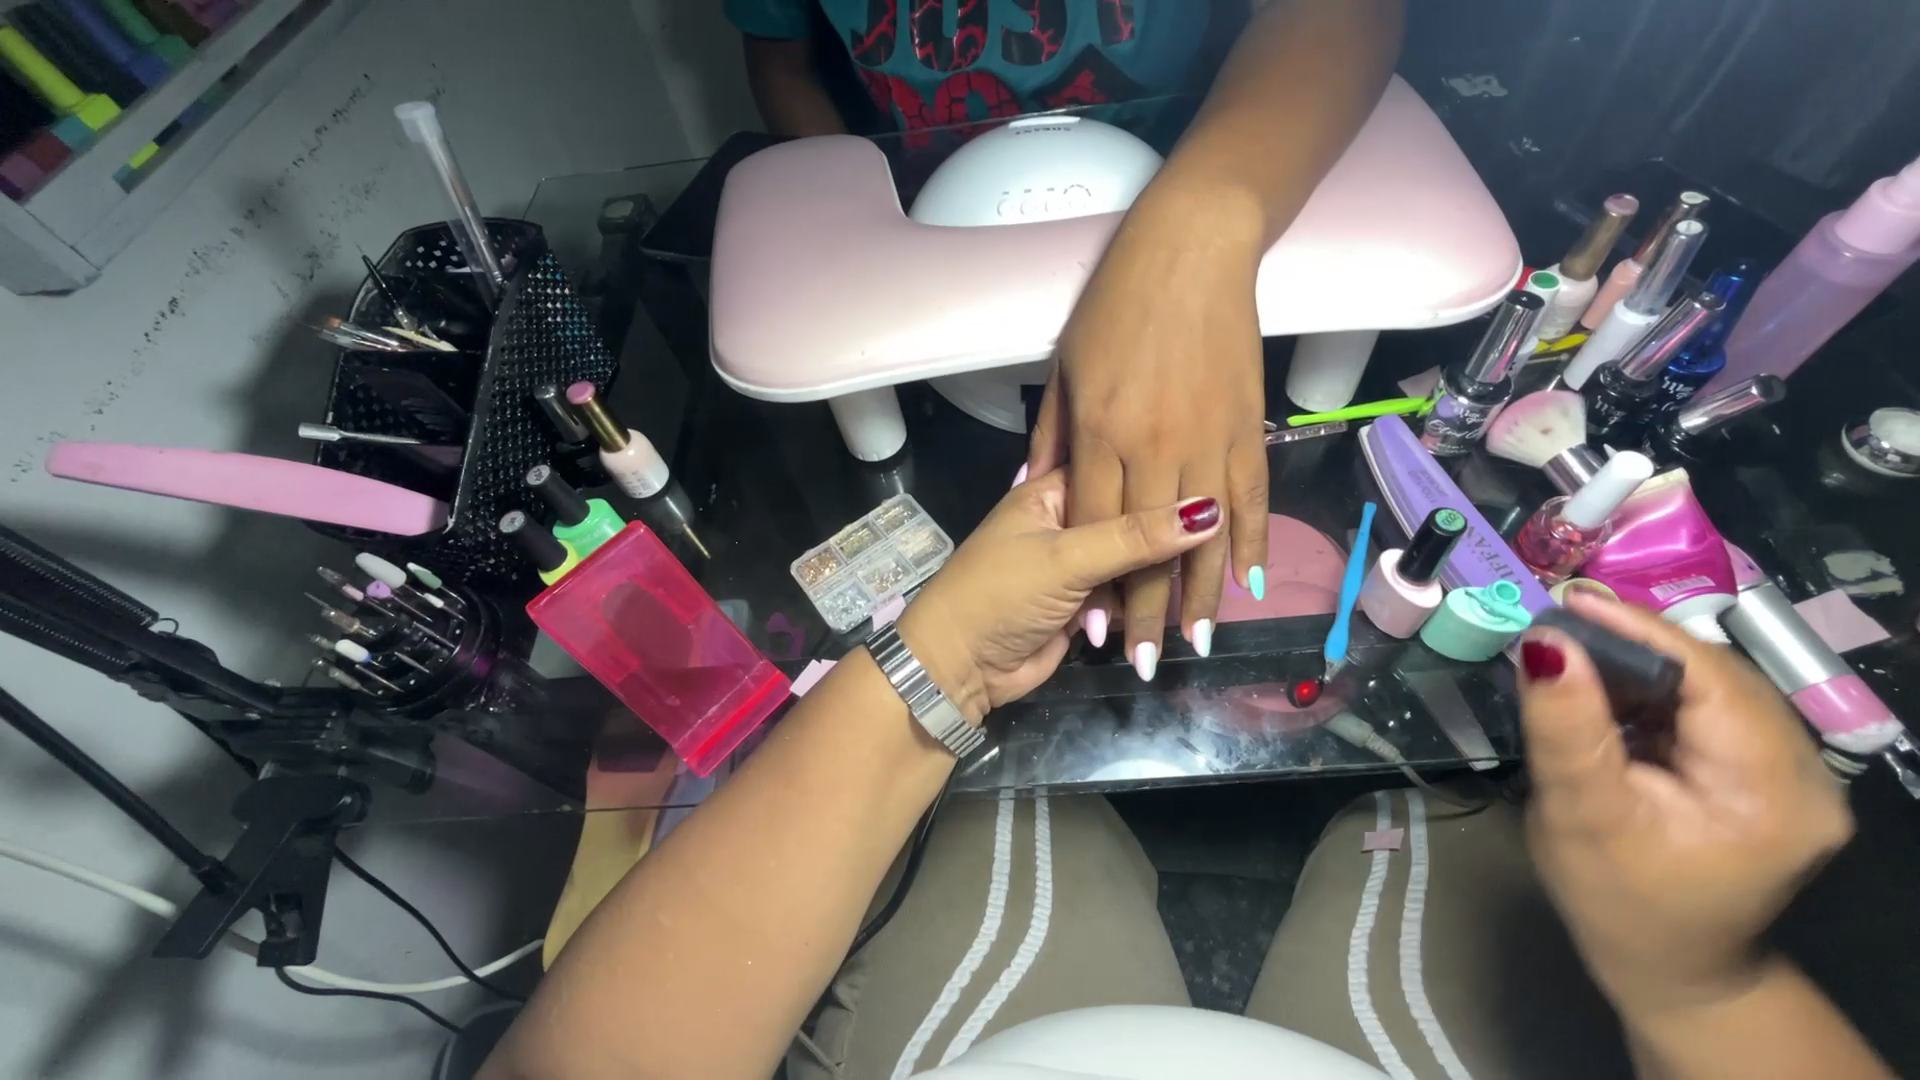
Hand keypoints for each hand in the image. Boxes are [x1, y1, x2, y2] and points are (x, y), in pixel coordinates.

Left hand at [893, 468, 1221, 722]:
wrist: (961, 666)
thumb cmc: (1001, 594)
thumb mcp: (1067, 559)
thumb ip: (1135, 536)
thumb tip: (1211, 510)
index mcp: (1051, 491)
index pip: (1119, 469)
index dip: (1163, 478)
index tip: (1216, 483)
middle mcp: (1067, 520)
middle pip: (1132, 518)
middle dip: (1165, 537)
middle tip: (1218, 545)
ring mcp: (1075, 564)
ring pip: (1133, 560)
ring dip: (1157, 577)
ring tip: (1201, 583)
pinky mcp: (1084, 603)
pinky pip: (1126, 595)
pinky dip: (1144, 604)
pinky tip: (1176, 610)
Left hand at [1027, 185, 1269, 677]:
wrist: (1189, 250)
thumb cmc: (1112, 307)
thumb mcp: (1063, 370)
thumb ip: (1050, 438)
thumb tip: (1029, 490)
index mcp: (1100, 435)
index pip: (1096, 525)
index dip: (1098, 580)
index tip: (1101, 629)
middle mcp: (1153, 447)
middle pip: (1149, 545)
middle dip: (1151, 608)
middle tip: (1153, 659)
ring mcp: (1206, 439)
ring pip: (1204, 535)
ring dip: (1203, 593)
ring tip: (1200, 640)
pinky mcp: (1246, 428)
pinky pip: (1250, 497)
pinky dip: (1251, 542)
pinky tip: (1248, 582)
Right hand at [1517, 594, 1852, 1019]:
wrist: (1665, 962)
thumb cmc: (1616, 894)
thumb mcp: (1579, 811)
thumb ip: (1565, 726)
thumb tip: (1544, 641)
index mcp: (1772, 792)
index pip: (1714, 680)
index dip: (1642, 631)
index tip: (1568, 602)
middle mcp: (1805, 776)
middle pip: (1720, 678)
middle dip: (1637, 644)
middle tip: (1559, 623)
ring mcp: (1790, 775)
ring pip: (1712, 688)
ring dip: (1640, 664)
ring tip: (1573, 650)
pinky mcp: (1762, 775)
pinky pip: (1706, 710)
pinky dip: (1651, 690)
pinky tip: (1606, 691)